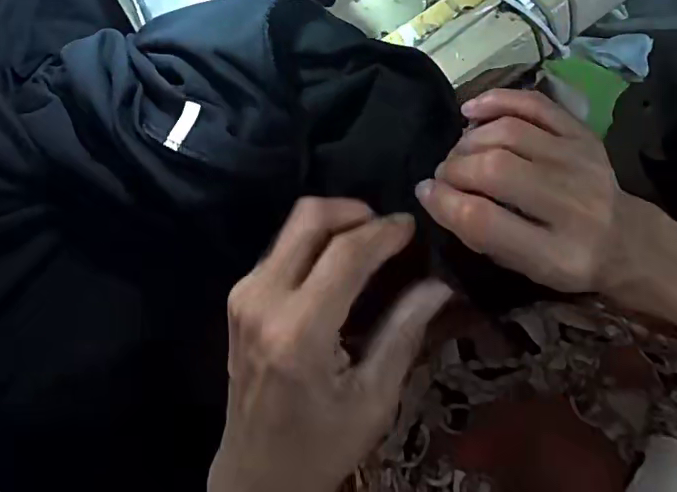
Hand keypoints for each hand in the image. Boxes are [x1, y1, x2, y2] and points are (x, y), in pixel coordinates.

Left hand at [209, 198, 453, 491]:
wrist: (255, 473)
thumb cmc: (321, 445)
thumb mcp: (373, 400)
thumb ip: (403, 333)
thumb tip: (438, 284)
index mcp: (299, 332)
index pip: (345, 255)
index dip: (382, 232)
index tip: (410, 225)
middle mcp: (263, 298)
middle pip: (308, 219)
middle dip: (352, 211)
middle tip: (386, 228)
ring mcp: (245, 292)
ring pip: (292, 226)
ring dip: (332, 223)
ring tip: (368, 243)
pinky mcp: (238, 292)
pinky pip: (281, 246)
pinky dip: (313, 242)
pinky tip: (337, 263)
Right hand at [415, 88, 657, 297]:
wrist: (630, 241)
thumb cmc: (566, 258)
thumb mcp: (525, 266)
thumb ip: (478, 233)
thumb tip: (430, 192)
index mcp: (559, 255)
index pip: (486, 221)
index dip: (445, 202)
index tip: (425, 192)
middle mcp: (574, 206)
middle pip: (497, 169)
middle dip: (454, 168)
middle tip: (444, 174)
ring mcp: (581, 162)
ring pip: (509, 133)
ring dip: (469, 140)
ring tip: (459, 153)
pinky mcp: (582, 134)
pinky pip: (533, 104)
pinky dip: (495, 101)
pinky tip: (470, 111)